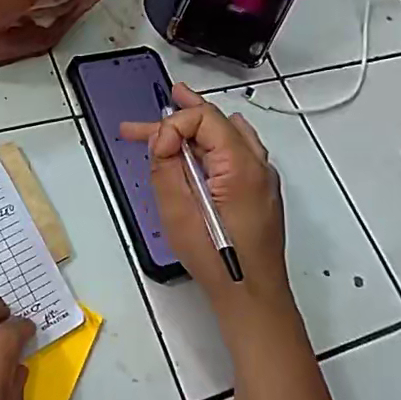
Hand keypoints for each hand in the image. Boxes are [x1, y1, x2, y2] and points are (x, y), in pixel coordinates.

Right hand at [121, 83, 287, 309]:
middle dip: (175, 120)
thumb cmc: (217, 257)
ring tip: (174, 108)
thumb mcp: (177, 210)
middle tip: (139, 125)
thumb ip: (166, 167)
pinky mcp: (258, 190)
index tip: (152, 148)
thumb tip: (161, 138)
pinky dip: (211, 140)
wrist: (249, 291)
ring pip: (227, 134)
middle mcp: (258, 165)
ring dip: (194, 125)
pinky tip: (202, 141)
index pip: (203, 119)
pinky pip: (236, 150)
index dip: (172, 126)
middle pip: (214, 124)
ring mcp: (261, 178)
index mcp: (240, 166)